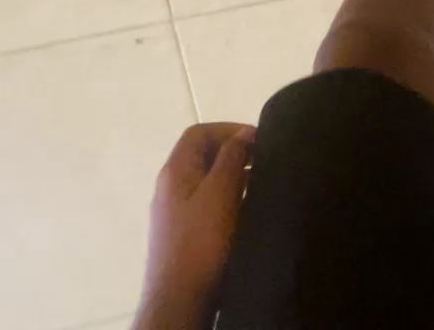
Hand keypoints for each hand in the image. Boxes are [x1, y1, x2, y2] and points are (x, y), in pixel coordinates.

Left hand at [136, 122, 254, 329]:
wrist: (179, 304)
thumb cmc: (202, 243)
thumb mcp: (221, 192)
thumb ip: (232, 157)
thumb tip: (244, 133)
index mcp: (175, 172)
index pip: (199, 133)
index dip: (228, 129)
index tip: (257, 140)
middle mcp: (170, 188)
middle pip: (202, 155)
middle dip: (233, 152)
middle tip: (263, 160)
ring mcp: (175, 213)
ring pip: (207, 180)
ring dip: (233, 176)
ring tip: (261, 184)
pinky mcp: (184, 236)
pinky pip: (208, 203)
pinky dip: (228, 198)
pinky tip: (247, 211)